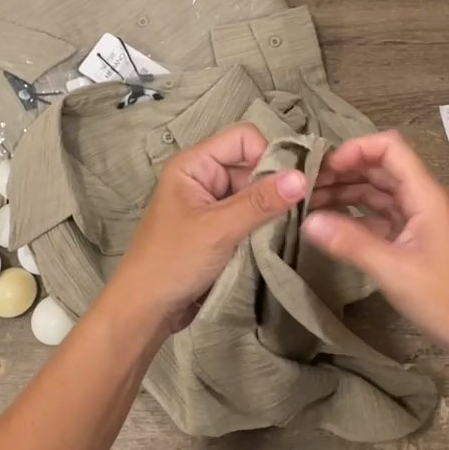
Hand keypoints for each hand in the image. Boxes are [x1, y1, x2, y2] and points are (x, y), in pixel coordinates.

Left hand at [104, 122, 308, 334]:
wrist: (145, 311)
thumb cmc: (173, 262)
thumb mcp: (218, 229)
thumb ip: (260, 202)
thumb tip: (302, 177)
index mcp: (194, 164)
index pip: (243, 138)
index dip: (269, 154)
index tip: (291, 183)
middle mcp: (204, 176)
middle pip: (252, 163)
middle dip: (276, 183)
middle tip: (303, 206)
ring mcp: (212, 203)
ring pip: (255, 190)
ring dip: (273, 206)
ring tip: (295, 222)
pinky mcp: (220, 228)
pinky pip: (251, 214)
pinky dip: (266, 223)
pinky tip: (282, 234)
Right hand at [302, 131, 448, 369]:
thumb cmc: (445, 298)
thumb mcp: (393, 270)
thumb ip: (350, 242)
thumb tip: (308, 221)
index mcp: (424, 195)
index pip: (389, 148)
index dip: (355, 149)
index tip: (324, 168)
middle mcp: (421, 200)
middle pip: (380, 168)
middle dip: (344, 171)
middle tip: (306, 186)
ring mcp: (418, 220)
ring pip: (378, 193)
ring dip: (347, 193)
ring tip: (310, 203)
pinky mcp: (413, 241)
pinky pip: (380, 217)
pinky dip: (356, 217)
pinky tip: (331, 225)